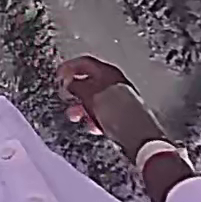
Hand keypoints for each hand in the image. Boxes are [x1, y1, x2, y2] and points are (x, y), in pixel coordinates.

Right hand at [59, 55, 192, 201]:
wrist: (141, 139)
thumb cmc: (118, 114)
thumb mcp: (89, 96)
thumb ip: (76, 86)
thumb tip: (68, 82)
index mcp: (109, 72)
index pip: (84, 63)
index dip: (69, 67)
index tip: (59, 75)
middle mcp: (117, 83)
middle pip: (90, 80)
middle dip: (76, 89)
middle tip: (65, 94)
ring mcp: (122, 98)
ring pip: (97, 97)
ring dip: (84, 105)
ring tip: (75, 115)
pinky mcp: (125, 114)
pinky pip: (105, 110)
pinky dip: (95, 115)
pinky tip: (92, 124)